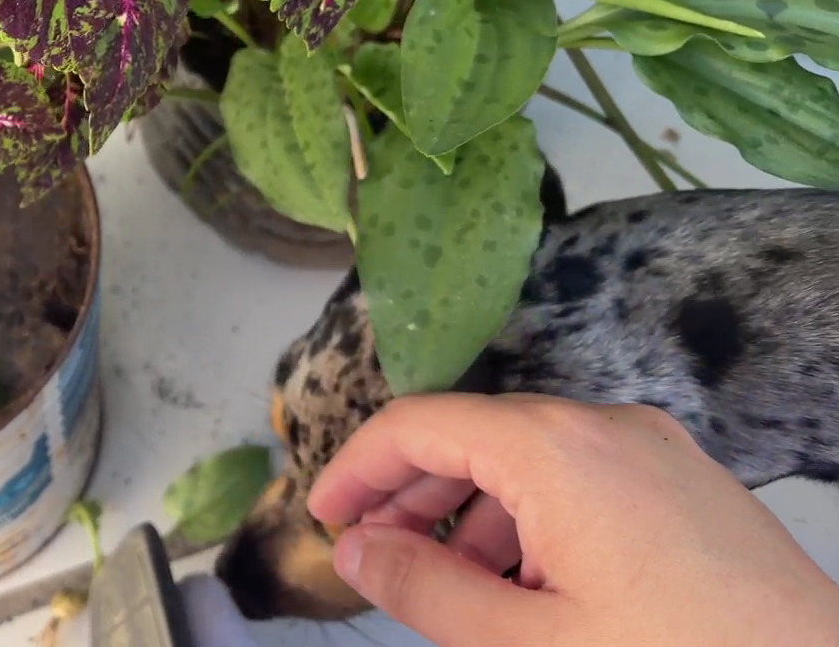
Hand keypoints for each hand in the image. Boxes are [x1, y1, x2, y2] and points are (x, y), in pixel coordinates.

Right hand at [308, 394, 838, 646]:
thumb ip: (423, 588)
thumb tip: (350, 549)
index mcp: (553, 445)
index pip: (413, 427)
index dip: (354, 468)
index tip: (323, 515)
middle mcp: (601, 425)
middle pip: (464, 436)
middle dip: (406, 494)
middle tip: (370, 547)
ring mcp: (655, 451)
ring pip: (518, 458)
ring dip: (463, 511)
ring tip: (444, 576)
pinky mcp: (691, 486)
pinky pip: (574, 479)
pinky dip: (525, 518)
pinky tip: (523, 581)